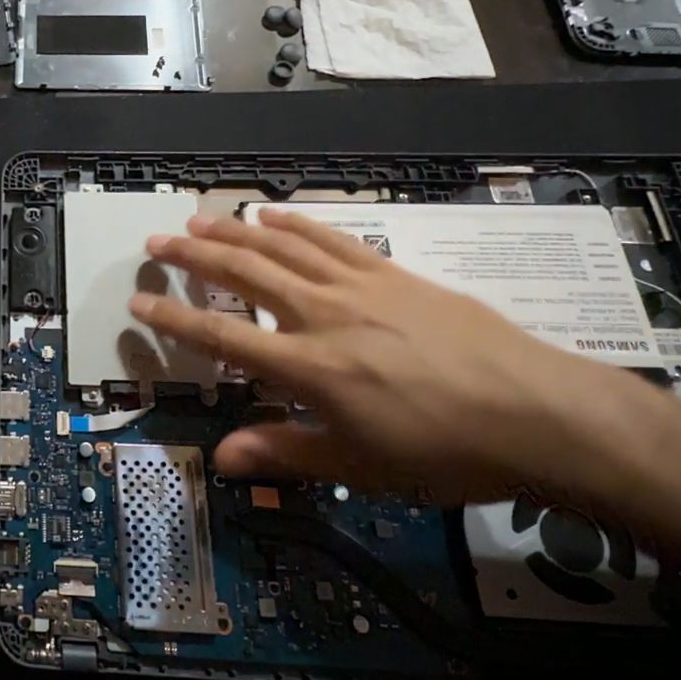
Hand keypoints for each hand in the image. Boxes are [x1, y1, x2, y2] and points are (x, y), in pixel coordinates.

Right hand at [128, 208, 662, 502]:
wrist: (541, 413)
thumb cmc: (446, 451)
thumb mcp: (361, 466)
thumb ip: (287, 452)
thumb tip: (223, 455)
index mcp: (309, 367)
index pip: (222, 337)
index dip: (173, 317)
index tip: (139, 300)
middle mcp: (322, 315)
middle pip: (242, 274)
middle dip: (192, 256)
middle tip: (155, 242)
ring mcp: (358, 286)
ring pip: (280, 246)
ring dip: (232, 231)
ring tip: (196, 219)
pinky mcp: (391, 272)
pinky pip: (331, 237)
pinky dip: (294, 222)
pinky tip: (270, 213)